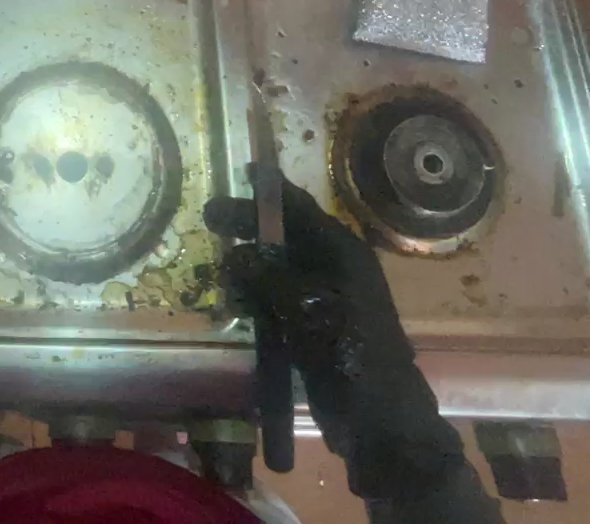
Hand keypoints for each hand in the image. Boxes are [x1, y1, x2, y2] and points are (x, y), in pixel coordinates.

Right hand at [205, 171, 464, 501]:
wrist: (379, 417)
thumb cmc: (347, 349)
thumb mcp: (302, 303)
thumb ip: (264, 274)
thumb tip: (232, 258)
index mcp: (340, 251)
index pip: (299, 206)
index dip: (271, 188)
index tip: (244, 172)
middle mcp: (331, 266)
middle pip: (282, 233)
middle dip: (247, 225)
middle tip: (211, 220)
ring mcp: (321, 296)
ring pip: (274, 266)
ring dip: (246, 265)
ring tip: (220, 273)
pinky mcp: (311, 324)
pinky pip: (275, 297)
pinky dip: (254, 295)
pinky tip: (235, 303)